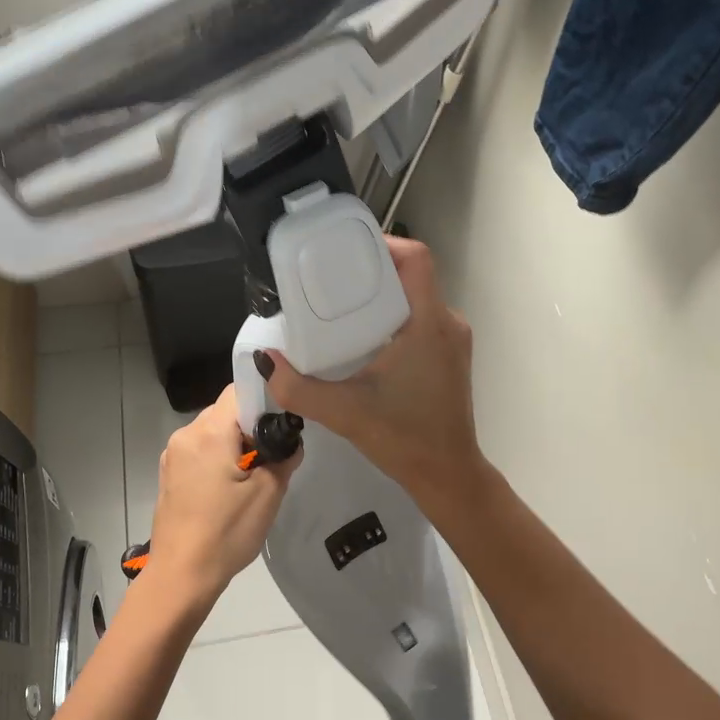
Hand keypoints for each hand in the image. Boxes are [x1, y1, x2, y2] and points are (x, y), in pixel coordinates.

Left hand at [146, 384, 300, 594]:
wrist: (181, 577)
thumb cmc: (226, 532)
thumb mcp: (268, 495)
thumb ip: (284, 458)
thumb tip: (290, 442)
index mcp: (209, 431)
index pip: (239, 391)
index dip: (264, 400)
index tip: (282, 422)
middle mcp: (186, 434)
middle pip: (225, 411)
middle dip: (251, 426)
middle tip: (272, 455)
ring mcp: (173, 454)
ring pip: (212, 431)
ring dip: (234, 444)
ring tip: (253, 475)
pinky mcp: (169, 474)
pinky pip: (199, 451)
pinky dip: (217, 458)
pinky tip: (229, 488)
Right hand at [262, 236, 485, 503]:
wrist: (448, 477)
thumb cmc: (403, 438)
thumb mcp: (343, 412)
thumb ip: (298, 387)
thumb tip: (265, 360)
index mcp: (428, 324)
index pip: (417, 258)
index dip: (384, 242)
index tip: (348, 249)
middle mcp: (447, 322)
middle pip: (411, 275)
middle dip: (372, 270)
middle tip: (331, 277)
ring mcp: (453, 339)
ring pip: (416, 297)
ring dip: (382, 295)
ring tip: (341, 304)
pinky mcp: (450, 355)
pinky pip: (421, 317)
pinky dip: (393, 316)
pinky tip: (363, 335)